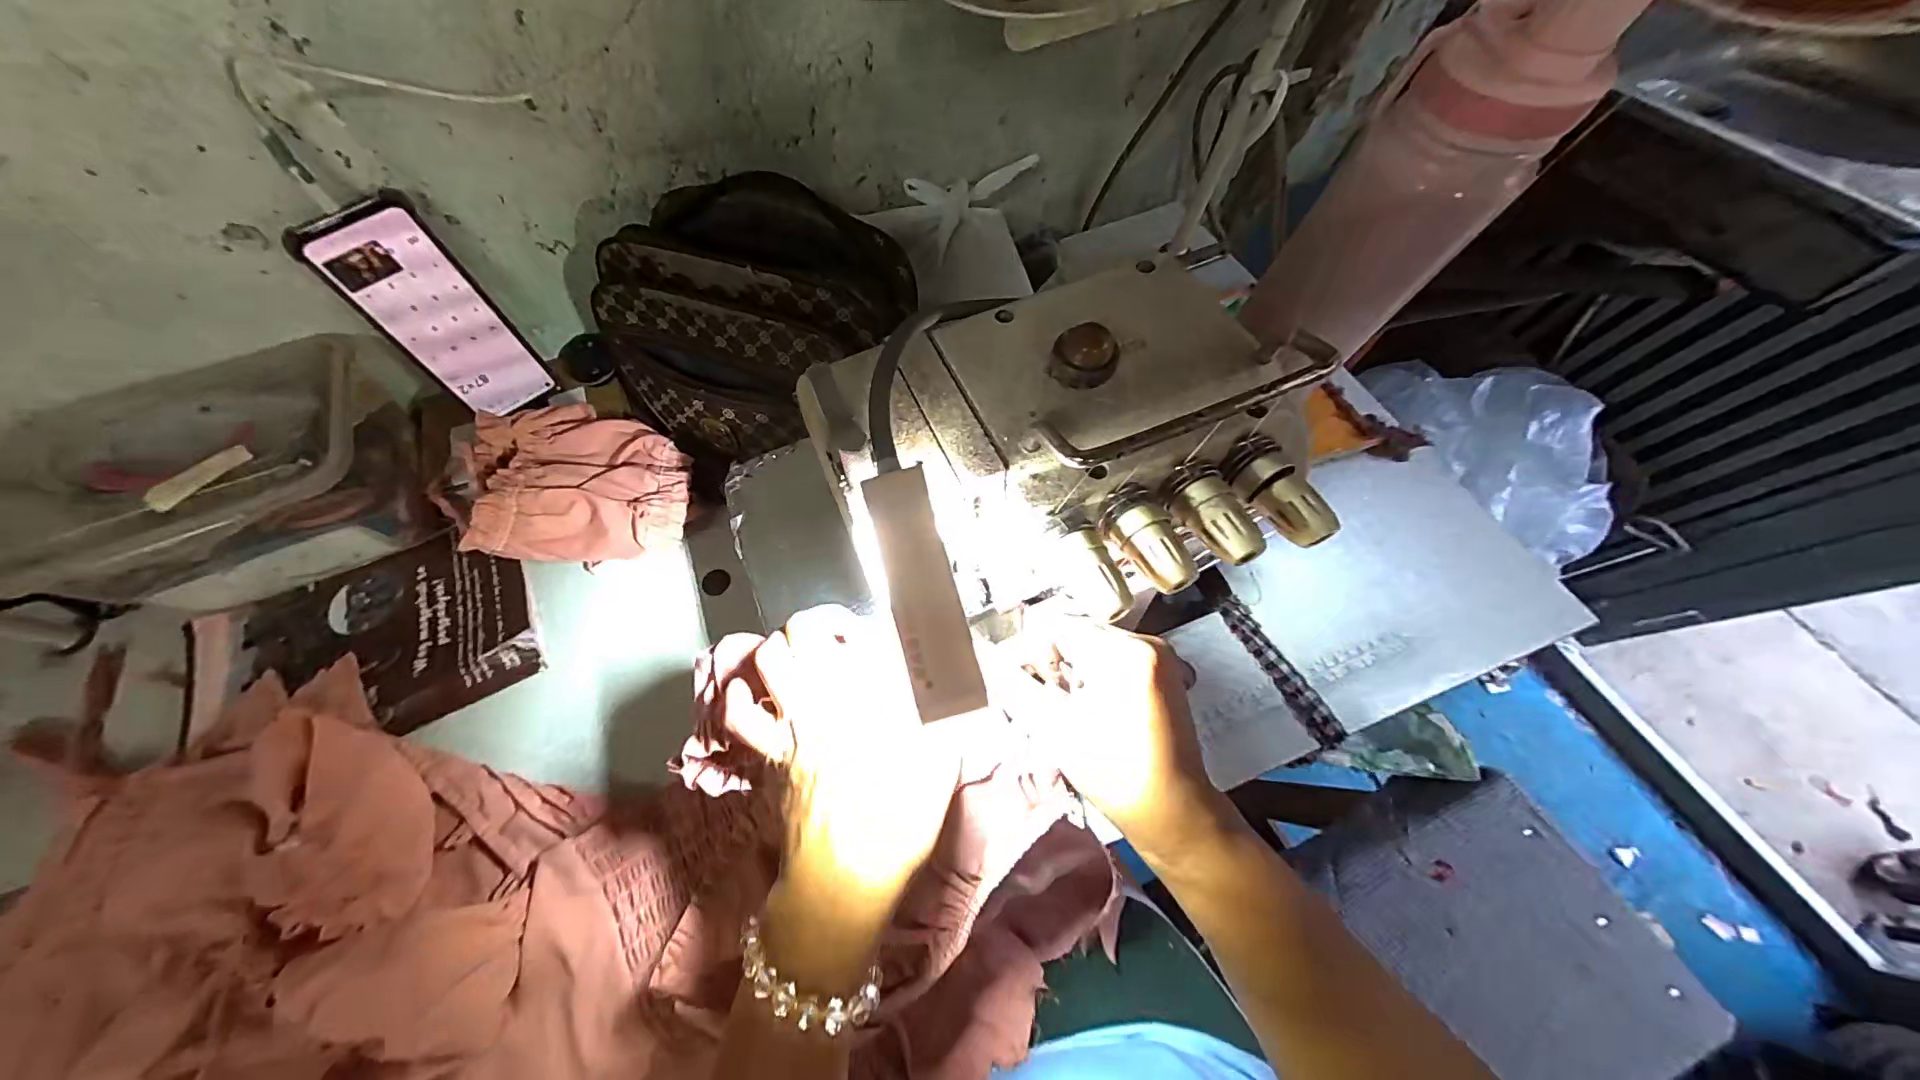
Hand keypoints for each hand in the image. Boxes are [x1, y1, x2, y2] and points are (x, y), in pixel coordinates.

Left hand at [726, 605, 960, 915]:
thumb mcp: (940, 763)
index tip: (873, 633)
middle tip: (831, 637)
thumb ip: (945, 717)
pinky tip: (753, 696)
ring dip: (781, 651)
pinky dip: (739, 699)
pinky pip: (739, 716)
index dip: (867, 625)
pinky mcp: (770, 754)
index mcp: (875, 696)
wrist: (850, 878)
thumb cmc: (901, 824)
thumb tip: (958, 689)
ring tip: (797, 660)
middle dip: (817, 623)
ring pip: (770, 660)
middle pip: (806, 631)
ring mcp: (795, 723)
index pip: (866, 635)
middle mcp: (831, 697)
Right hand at [998, 616, 1226, 858]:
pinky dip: (1095, 677)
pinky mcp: (1162, 673)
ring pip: (1093, 647)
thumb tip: (982, 654)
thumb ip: (1013, 684)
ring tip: (1070, 710)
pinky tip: (1092, 710)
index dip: (1032, 654)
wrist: (1171, 810)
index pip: (1056, 625)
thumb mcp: (1054, 727)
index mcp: (1123, 651)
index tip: (1032, 689)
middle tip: (1049, 704)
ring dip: (1072, 671)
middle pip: (1076, 633)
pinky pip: (1114, 659)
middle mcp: (1145, 642)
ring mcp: (1158, 656)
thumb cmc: (1112, 774)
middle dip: (1052, 664)